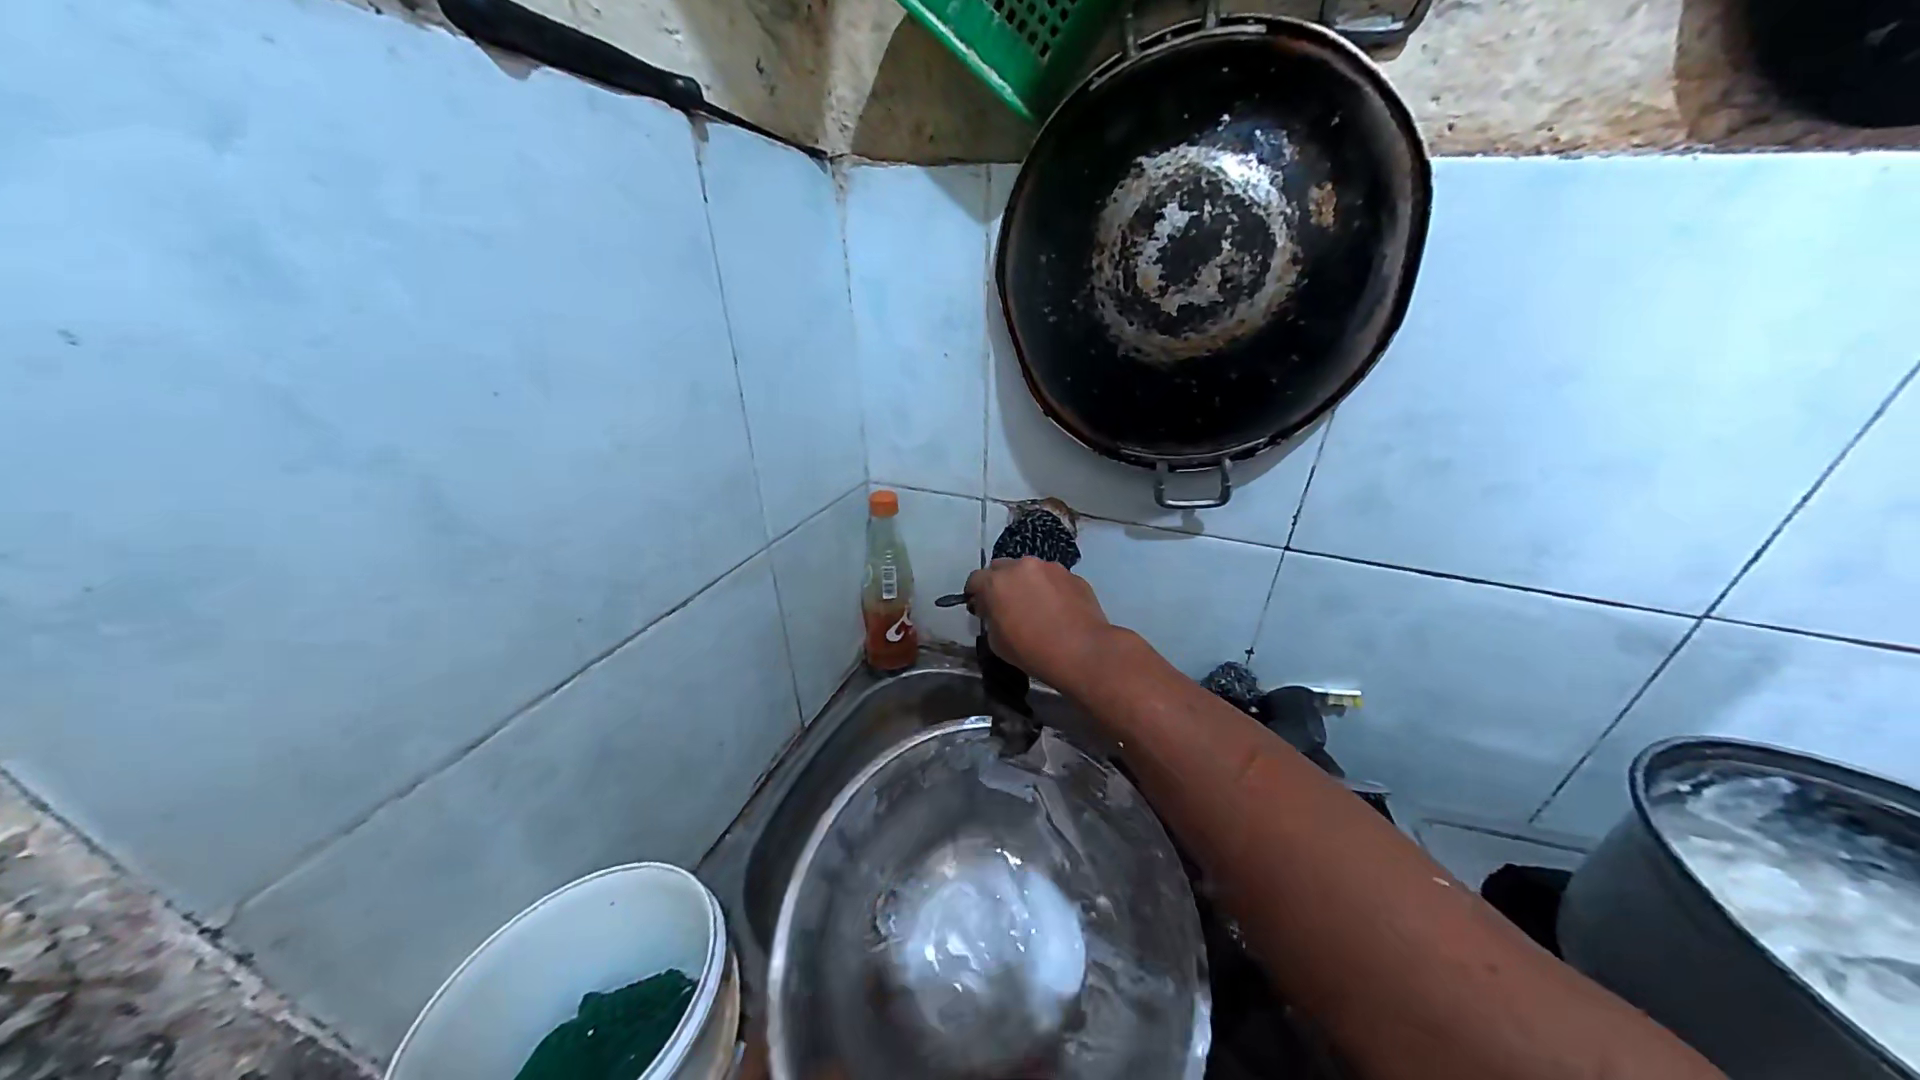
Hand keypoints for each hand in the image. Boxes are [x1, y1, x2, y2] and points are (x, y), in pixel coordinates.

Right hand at [963, 558, 1120, 691]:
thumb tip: (995, 611)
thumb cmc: (1032, 651)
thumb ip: (991, 618)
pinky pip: (1054, 579)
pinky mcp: (1073, 576)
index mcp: (997, 582)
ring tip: (1037, 607)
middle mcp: (1022, 566)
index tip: (981, 607)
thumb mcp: (996, 642)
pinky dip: (1051, 589)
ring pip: (1031, 570)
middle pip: (1002, 568)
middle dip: (1001, 583)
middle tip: (1008, 605)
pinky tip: (1059, 610)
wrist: (1083, 651)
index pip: (975, 579)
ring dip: (1028, 583)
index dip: (976, 593)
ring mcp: (1051, 568)